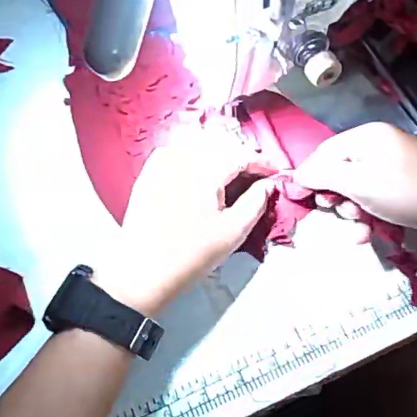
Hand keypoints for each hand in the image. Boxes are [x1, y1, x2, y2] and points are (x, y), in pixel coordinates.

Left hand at [96, 122, 275, 315]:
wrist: (142, 272)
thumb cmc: (192, 254)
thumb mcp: (234, 231)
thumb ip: (256, 202)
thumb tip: (267, 185)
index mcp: (206, 168)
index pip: (242, 154)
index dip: (263, 163)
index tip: (275, 174)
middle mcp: (182, 156)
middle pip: (221, 145)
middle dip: (242, 158)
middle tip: (256, 177)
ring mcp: (162, 162)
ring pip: (199, 146)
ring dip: (219, 155)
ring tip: (231, 176)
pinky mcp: (149, 173)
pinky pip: (178, 153)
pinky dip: (195, 158)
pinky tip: (201, 176)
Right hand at [290, 123, 416, 267]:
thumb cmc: (406, 190)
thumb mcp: (359, 182)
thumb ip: (324, 176)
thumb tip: (296, 174)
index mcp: (366, 137)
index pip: (323, 152)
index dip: (309, 177)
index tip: (300, 201)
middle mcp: (380, 147)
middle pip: (341, 173)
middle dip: (338, 199)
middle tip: (346, 214)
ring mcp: (396, 168)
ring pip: (360, 192)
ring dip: (355, 214)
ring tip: (364, 229)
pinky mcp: (409, 188)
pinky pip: (380, 201)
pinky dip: (374, 217)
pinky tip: (376, 233)